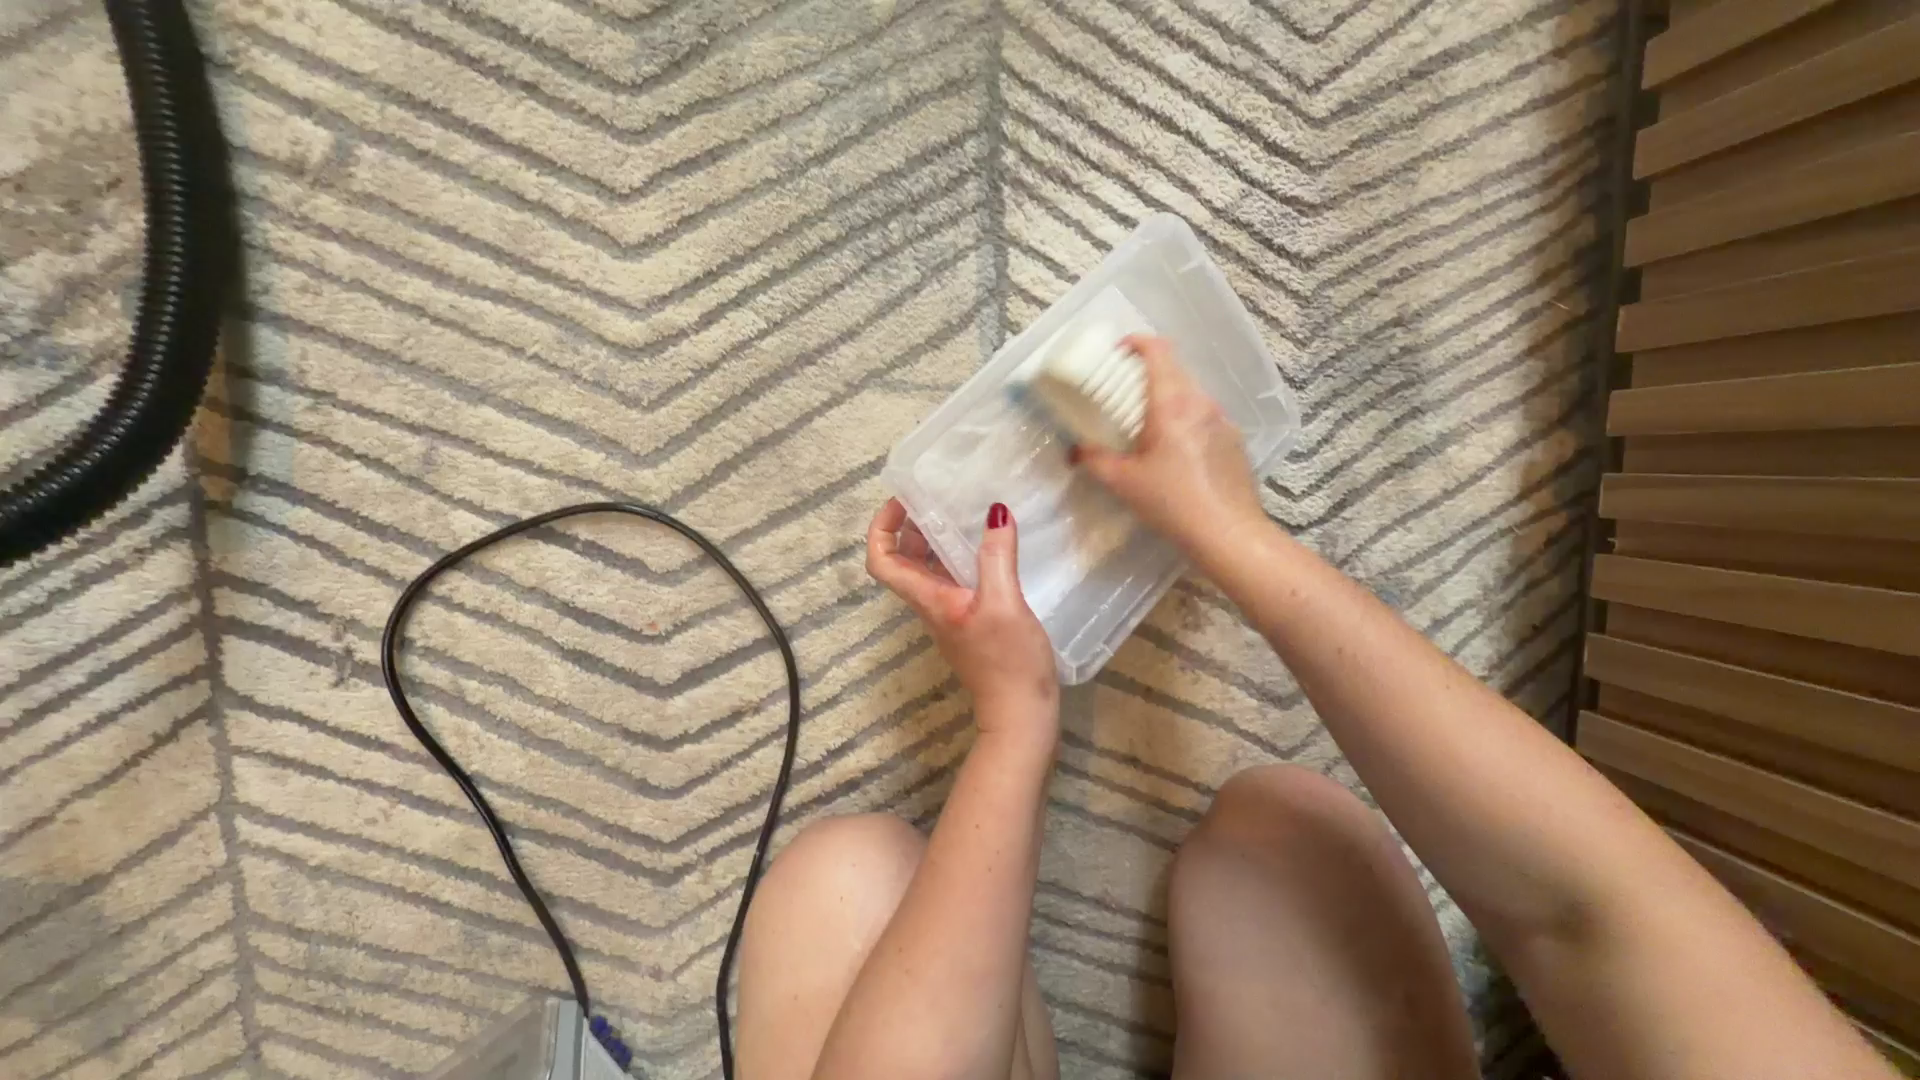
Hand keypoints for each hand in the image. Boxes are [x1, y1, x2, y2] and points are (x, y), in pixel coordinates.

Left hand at [865, 499, 1059, 740]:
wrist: (1020, 714)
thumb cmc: (1008, 662)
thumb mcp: (1004, 603)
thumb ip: (996, 557)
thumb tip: (995, 512)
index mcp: (928, 599)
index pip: (882, 561)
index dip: (882, 527)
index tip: (903, 501)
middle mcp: (931, 605)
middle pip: (903, 560)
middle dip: (912, 526)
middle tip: (938, 498)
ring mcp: (950, 614)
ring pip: (930, 570)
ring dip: (937, 540)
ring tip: (963, 512)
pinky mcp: (971, 621)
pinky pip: (954, 580)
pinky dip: (962, 557)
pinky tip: (990, 546)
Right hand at [1072, 334, 1267, 558]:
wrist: (1228, 534)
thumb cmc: (1172, 503)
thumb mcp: (1123, 483)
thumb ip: (1094, 459)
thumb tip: (1075, 450)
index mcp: (1172, 404)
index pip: (1158, 351)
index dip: (1136, 343)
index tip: (1117, 353)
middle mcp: (1201, 402)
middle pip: (1174, 369)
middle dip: (1146, 373)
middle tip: (1122, 394)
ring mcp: (1222, 419)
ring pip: (1190, 393)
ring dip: (1166, 398)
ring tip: (1147, 424)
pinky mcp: (1234, 439)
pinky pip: (1204, 416)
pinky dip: (1185, 420)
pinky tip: (1176, 452)